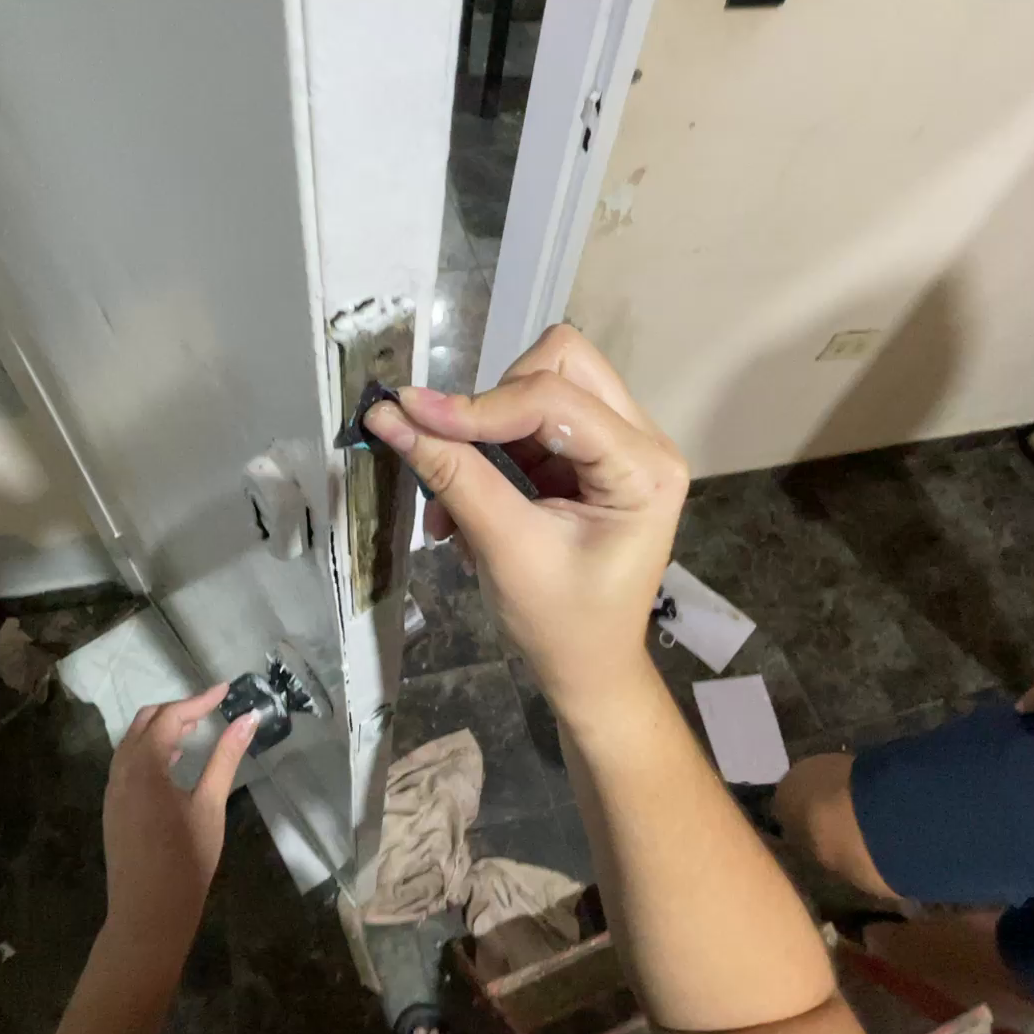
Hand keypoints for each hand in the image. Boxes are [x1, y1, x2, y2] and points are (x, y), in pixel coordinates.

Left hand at [100, 684, 254, 933]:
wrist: (149, 914)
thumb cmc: (186, 859)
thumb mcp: (211, 804)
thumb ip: (226, 756)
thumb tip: (248, 718)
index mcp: (144, 768)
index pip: (169, 718)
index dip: (198, 700)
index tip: (225, 690)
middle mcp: (121, 773)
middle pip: (144, 723)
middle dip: (177, 709)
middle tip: (211, 709)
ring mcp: (114, 792)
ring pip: (133, 742)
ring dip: (163, 728)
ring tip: (196, 728)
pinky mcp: (115, 808)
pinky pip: (129, 762)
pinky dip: (152, 749)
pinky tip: (175, 760)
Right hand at [364, 325, 686, 705]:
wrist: (588, 668)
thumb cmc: (561, 625)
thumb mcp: (505, 550)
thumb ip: (453, 477)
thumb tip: (390, 417)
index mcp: (642, 468)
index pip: (555, 398)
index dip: (477, 406)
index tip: (406, 415)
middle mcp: (641, 441)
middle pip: (561, 364)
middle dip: (494, 403)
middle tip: (453, 451)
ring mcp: (616, 445)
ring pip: (541, 385)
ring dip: (484, 435)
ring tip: (451, 506)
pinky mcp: (587, 457)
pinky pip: (529, 423)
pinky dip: (488, 455)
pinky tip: (464, 510)